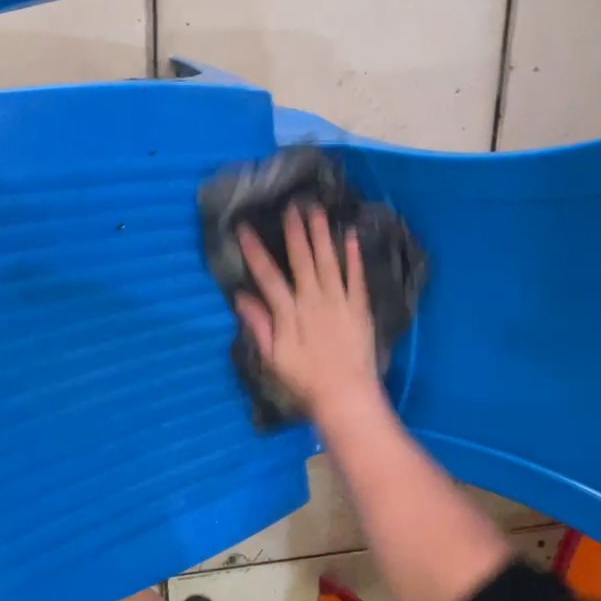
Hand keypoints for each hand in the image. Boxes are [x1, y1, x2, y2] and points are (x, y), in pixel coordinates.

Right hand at [234, 203, 381, 420]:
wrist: (346, 396)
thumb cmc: (304, 380)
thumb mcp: (273, 357)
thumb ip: (259, 324)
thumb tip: (241, 296)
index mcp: (290, 313)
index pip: (268, 276)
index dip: (255, 251)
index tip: (244, 228)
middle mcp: (314, 300)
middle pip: (302, 260)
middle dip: (294, 231)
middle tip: (291, 204)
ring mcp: (340, 302)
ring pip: (329, 261)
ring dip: (322, 234)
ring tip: (317, 210)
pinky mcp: (360, 307)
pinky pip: (357, 276)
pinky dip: (354, 255)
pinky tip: (351, 235)